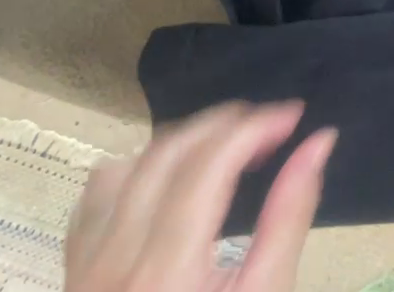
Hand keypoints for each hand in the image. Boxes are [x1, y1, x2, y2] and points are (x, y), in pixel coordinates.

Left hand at [66, 101, 335, 291]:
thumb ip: (291, 214)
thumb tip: (319, 140)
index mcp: (168, 269)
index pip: (209, 163)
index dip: (256, 125)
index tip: (296, 116)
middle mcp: (114, 261)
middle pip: (166, 154)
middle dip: (225, 124)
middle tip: (272, 128)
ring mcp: (83, 270)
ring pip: (124, 167)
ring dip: (181, 143)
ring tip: (228, 150)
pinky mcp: (73, 276)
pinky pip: (94, 201)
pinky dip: (137, 170)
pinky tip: (172, 180)